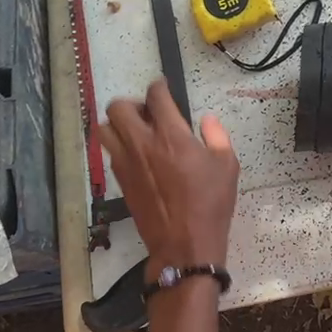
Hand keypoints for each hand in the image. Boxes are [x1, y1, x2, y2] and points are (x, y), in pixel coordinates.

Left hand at [98, 81, 239, 277]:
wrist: (185, 244)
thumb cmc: (211, 203)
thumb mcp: (227, 165)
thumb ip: (217, 135)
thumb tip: (206, 120)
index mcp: (172, 136)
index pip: (156, 98)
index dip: (159, 87)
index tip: (163, 87)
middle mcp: (143, 145)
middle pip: (118, 108)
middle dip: (133, 103)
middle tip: (149, 113)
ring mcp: (127, 164)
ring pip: (104, 129)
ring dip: (118, 124)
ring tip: (137, 131)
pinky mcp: (120, 182)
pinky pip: (110, 153)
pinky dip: (120, 146)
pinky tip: (138, 155)